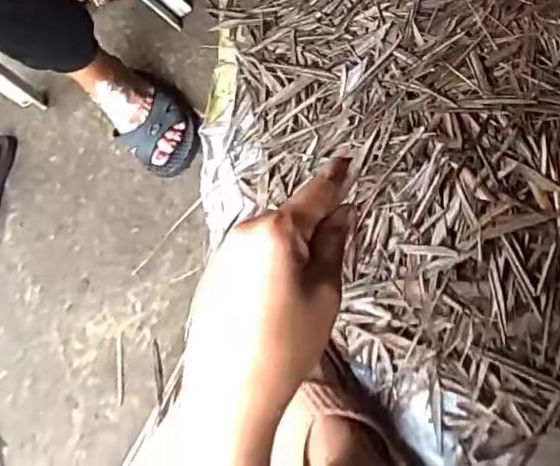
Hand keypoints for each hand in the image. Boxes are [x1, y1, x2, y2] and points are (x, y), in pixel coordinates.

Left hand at [173, 159, 356, 460]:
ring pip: (271, 237)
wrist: (230, 398)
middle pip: (292, 217)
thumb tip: (342, 212)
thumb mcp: (325, 291)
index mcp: (277, 230)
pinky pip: (251, 255)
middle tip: (325, 265)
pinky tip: (271, 305)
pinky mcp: (213, 274)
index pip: (315, 193)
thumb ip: (334, 242)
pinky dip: (267, 265)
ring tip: (295, 297)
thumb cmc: (285, 346)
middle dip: (312, 228)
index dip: (335, 177)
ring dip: (288, 249)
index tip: (346, 161)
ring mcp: (225, 252)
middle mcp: (247, 231)